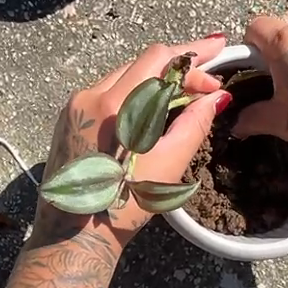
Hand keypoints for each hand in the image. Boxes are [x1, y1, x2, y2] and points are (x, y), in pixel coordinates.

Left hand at [34, 36, 231, 245]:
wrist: (73, 232)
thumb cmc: (122, 205)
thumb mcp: (168, 165)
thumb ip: (194, 124)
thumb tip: (218, 97)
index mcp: (113, 106)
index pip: (157, 58)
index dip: (192, 54)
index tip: (219, 54)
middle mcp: (89, 96)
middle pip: (141, 63)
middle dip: (178, 67)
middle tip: (209, 84)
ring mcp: (75, 105)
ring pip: (124, 76)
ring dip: (157, 80)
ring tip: (187, 95)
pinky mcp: (69, 116)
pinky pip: (108, 91)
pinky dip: (134, 93)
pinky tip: (154, 109)